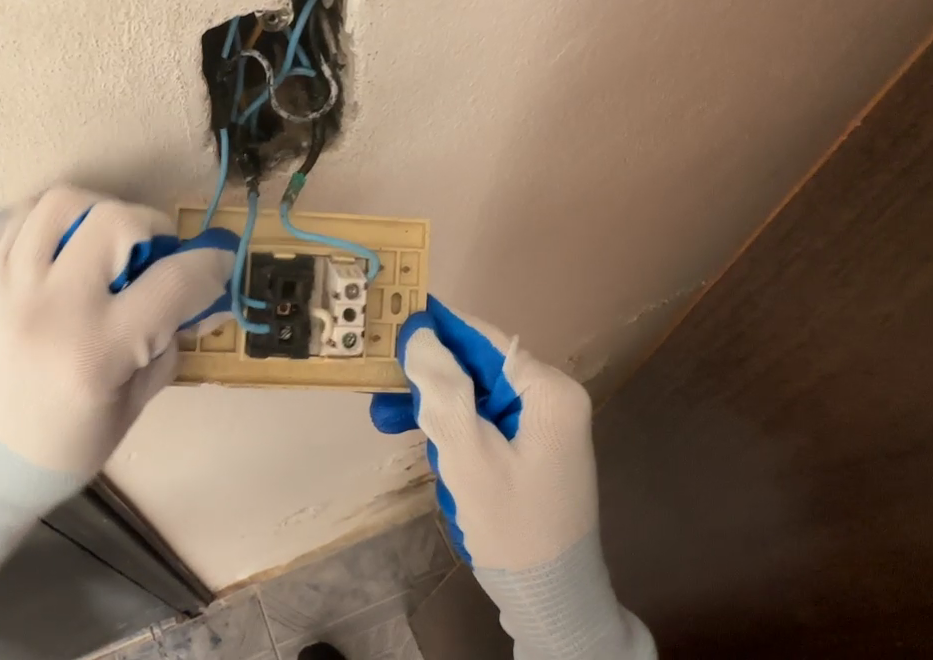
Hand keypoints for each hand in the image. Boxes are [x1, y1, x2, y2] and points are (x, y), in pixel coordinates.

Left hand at [0, 187, 234, 626]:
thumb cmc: (67, 441)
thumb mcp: (134, 400)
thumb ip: (172, 339)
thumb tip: (210, 294)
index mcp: (96, 351)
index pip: (171, 282)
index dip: (209, 265)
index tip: (217, 262)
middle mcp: (50, 308)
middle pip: (112, 221)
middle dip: (148, 225)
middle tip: (152, 250)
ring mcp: (6, 286)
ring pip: (59, 203)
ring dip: (96, 211)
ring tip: (103, 239)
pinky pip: (14, 218)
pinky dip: (45, 223)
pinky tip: (59, 247)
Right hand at [370, 297, 653, 658]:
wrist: (552, 601)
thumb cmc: (513, 526)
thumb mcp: (469, 456)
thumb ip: (442, 390)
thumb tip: (419, 333)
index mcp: (548, 391)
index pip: (480, 340)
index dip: (433, 333)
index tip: (387, 331)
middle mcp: (549, 399)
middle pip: (473, 368)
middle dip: (427, 381)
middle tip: (381, 394)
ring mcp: (540, 425)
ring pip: (471, 396)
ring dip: (432, 409)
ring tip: (387, 420)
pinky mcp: (527, 448)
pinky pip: (480, 422)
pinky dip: (450, 431)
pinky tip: (425, 447)